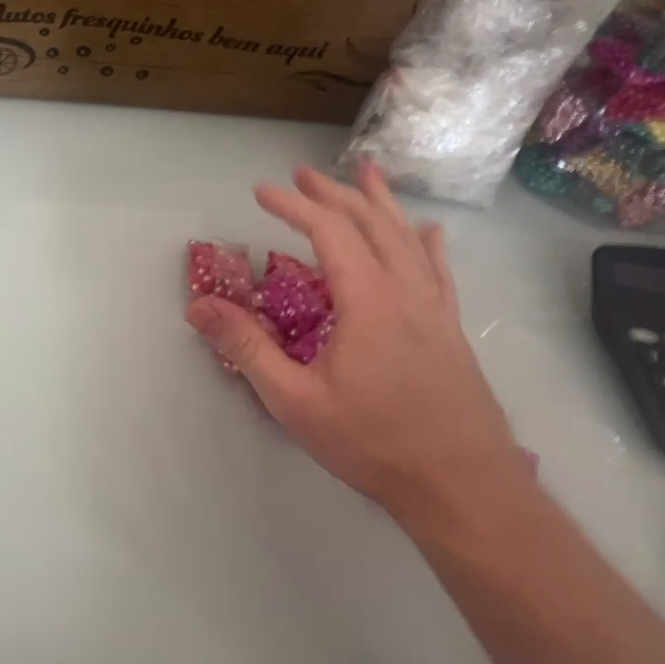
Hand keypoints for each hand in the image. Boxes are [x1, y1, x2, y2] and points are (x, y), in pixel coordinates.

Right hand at [186, 162, 534, 525]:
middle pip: (372, 224)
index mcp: (369, 302)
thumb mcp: (295, 400)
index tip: (260, 191)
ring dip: (382, 204)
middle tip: (302, 174)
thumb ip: (247, 348)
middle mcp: (406, 293)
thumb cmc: (374, 443)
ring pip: (409, 240)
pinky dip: (427, 243)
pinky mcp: (451, 333)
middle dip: (334, 194)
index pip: (329, 232)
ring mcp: (435, 311)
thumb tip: (198, 308)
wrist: (466, 488)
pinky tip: (429, 232)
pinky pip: (439, 272)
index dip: (293, 206)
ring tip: (366, 174)